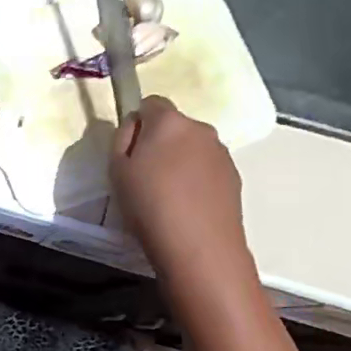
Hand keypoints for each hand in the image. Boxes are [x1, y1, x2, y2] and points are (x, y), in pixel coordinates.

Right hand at [110, 95, 251, 279]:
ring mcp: (222, 153)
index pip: (151, 102)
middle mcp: (200, 128)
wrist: (200, 247)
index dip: (138, 124)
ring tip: (168, 198)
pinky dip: (197, 181)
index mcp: (169, 121)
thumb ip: (122, 140)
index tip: (130, 153)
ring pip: (193, 148)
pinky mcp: (234, 177)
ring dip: (180, 162)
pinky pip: (207, 170)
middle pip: (175, 126)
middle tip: (146, 178)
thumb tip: (134, 126)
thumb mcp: (116, 171)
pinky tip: (188, 209)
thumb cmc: (149, 206)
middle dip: (160, 143)